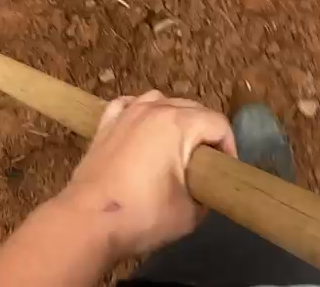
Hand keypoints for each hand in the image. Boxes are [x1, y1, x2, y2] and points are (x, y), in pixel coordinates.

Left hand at [53, 91, 236, 261]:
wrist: (90, 218)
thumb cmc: (143, 214)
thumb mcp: (191, 214)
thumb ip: (206, 194)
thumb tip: (203, 189)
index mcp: (178, 123)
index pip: (217, 123)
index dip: (229, 147)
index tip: (224, 172)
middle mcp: (153, 107)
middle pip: (192, 108)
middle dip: (205, 132)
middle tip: (205, 164)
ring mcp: (127, 111)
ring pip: (161, 100)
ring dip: (175, 118)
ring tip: (177, 147)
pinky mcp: (107, 121)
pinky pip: (131, 105)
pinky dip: (142, 113)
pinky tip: (143, 130)